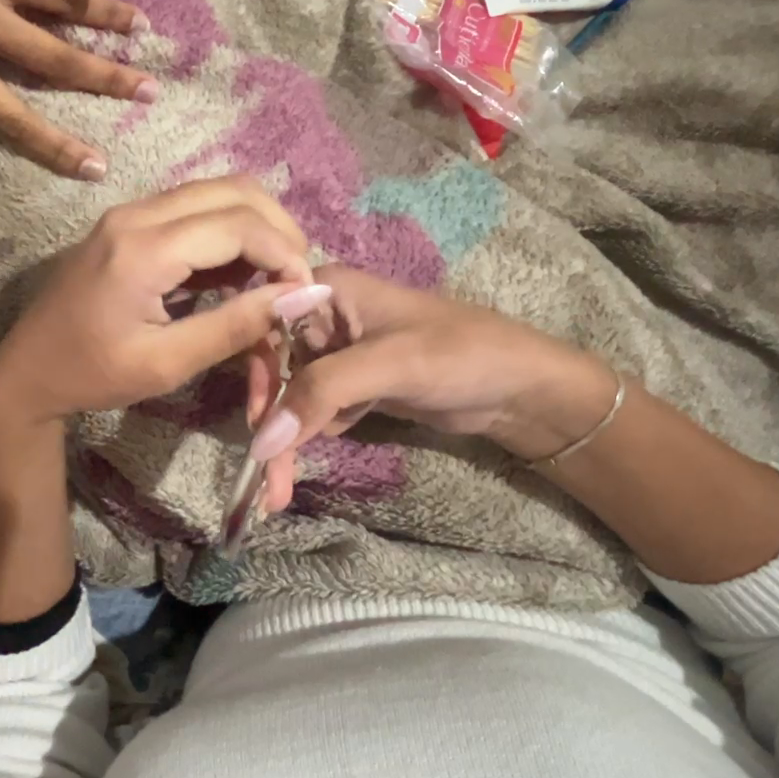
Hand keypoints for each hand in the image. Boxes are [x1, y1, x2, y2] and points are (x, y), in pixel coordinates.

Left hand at [0, 177, 328, 427]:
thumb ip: (234, 325)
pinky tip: (236, 273)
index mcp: (142, 249)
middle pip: (234, 190)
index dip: (286, 252)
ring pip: (216, 191)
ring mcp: (129, 213)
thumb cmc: (92, 375)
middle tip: (295, 280)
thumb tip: (302, 295)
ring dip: (255, 225)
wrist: (26, 371)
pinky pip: (193, 207)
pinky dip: (227, 230)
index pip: (239, 223)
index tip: (305, 295)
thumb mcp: (166, 363)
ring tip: (272, 277)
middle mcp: (136, 214)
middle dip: (279, 229)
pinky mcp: (127, 222)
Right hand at [247, 265, 618, 508]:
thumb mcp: (388, 365)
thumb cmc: (461, 354)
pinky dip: (307, 438)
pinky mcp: (353, 382)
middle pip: (274, 366)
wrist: (522, 388)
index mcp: (325, 289)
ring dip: (284, 438)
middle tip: (266, 474)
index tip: (255, 424)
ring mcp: (338, 350)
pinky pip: (315, 409)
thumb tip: (261, 441)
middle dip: (269, 420)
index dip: (256, 374)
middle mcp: (323, 314)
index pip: (265, 326)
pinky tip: (301, 465)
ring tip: (278, 488)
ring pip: (292, 394)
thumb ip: (322, 394)